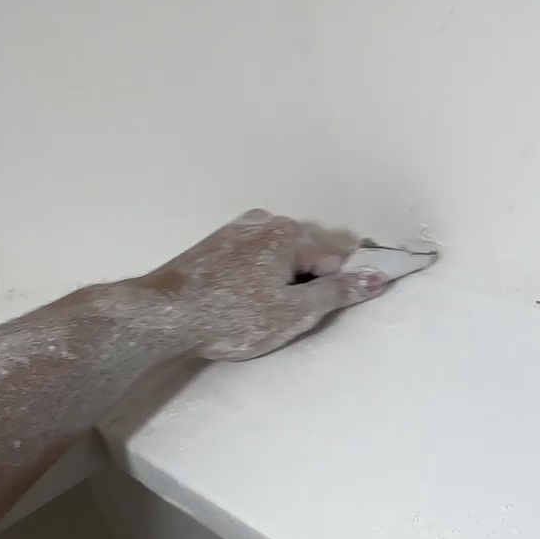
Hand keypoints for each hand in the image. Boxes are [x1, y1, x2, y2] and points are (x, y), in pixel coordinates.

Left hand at [117, 208, 386, 361]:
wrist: (161, 317)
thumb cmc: (232, 318)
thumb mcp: (295, 312)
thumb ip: (339, 292)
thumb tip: (379, 277)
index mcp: (291, 233)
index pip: (334, 262)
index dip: (326, 292)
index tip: (305, 313)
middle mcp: (267, 221)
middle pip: (307, 256)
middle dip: (302, 284)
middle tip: (276, 316)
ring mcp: (239, 229)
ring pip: (279, 257)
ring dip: (277, 282)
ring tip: (252, 312)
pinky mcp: (217, 242)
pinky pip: (254, 258)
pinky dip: (254, 277)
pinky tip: (236, 301)